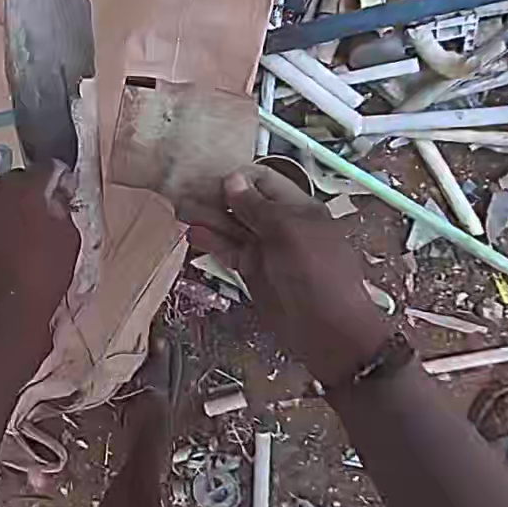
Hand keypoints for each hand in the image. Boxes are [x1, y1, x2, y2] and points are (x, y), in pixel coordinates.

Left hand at [0, 166, 79, 353]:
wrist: (4, 319)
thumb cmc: (44, 279)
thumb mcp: (69, 240)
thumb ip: (62, 209)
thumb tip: (56, 195)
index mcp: (26, 191)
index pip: (46, 168)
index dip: (59, 177)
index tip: (66, 189)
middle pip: (16, 179)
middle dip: (31, 189)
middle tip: (46, 210)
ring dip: (9, 205)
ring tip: (24, 229)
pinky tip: (3, 244)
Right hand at [180, 164, 392, 386]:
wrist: (328, 331)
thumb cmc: (316, 273)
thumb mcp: (288, 232)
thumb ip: (257, 207)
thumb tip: (232, 180)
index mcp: (297, 207)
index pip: (263, 180)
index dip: (238, 177)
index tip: (208, 175)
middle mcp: (279, 223)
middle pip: (243, 202)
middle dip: (215, 196)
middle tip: (183, 190)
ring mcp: (264, 248)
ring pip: (231, 226)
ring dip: (206, 217)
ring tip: (178, 208)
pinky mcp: (252, 270)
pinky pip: (228, 250)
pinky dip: (210, 241)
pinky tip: (191, 233)